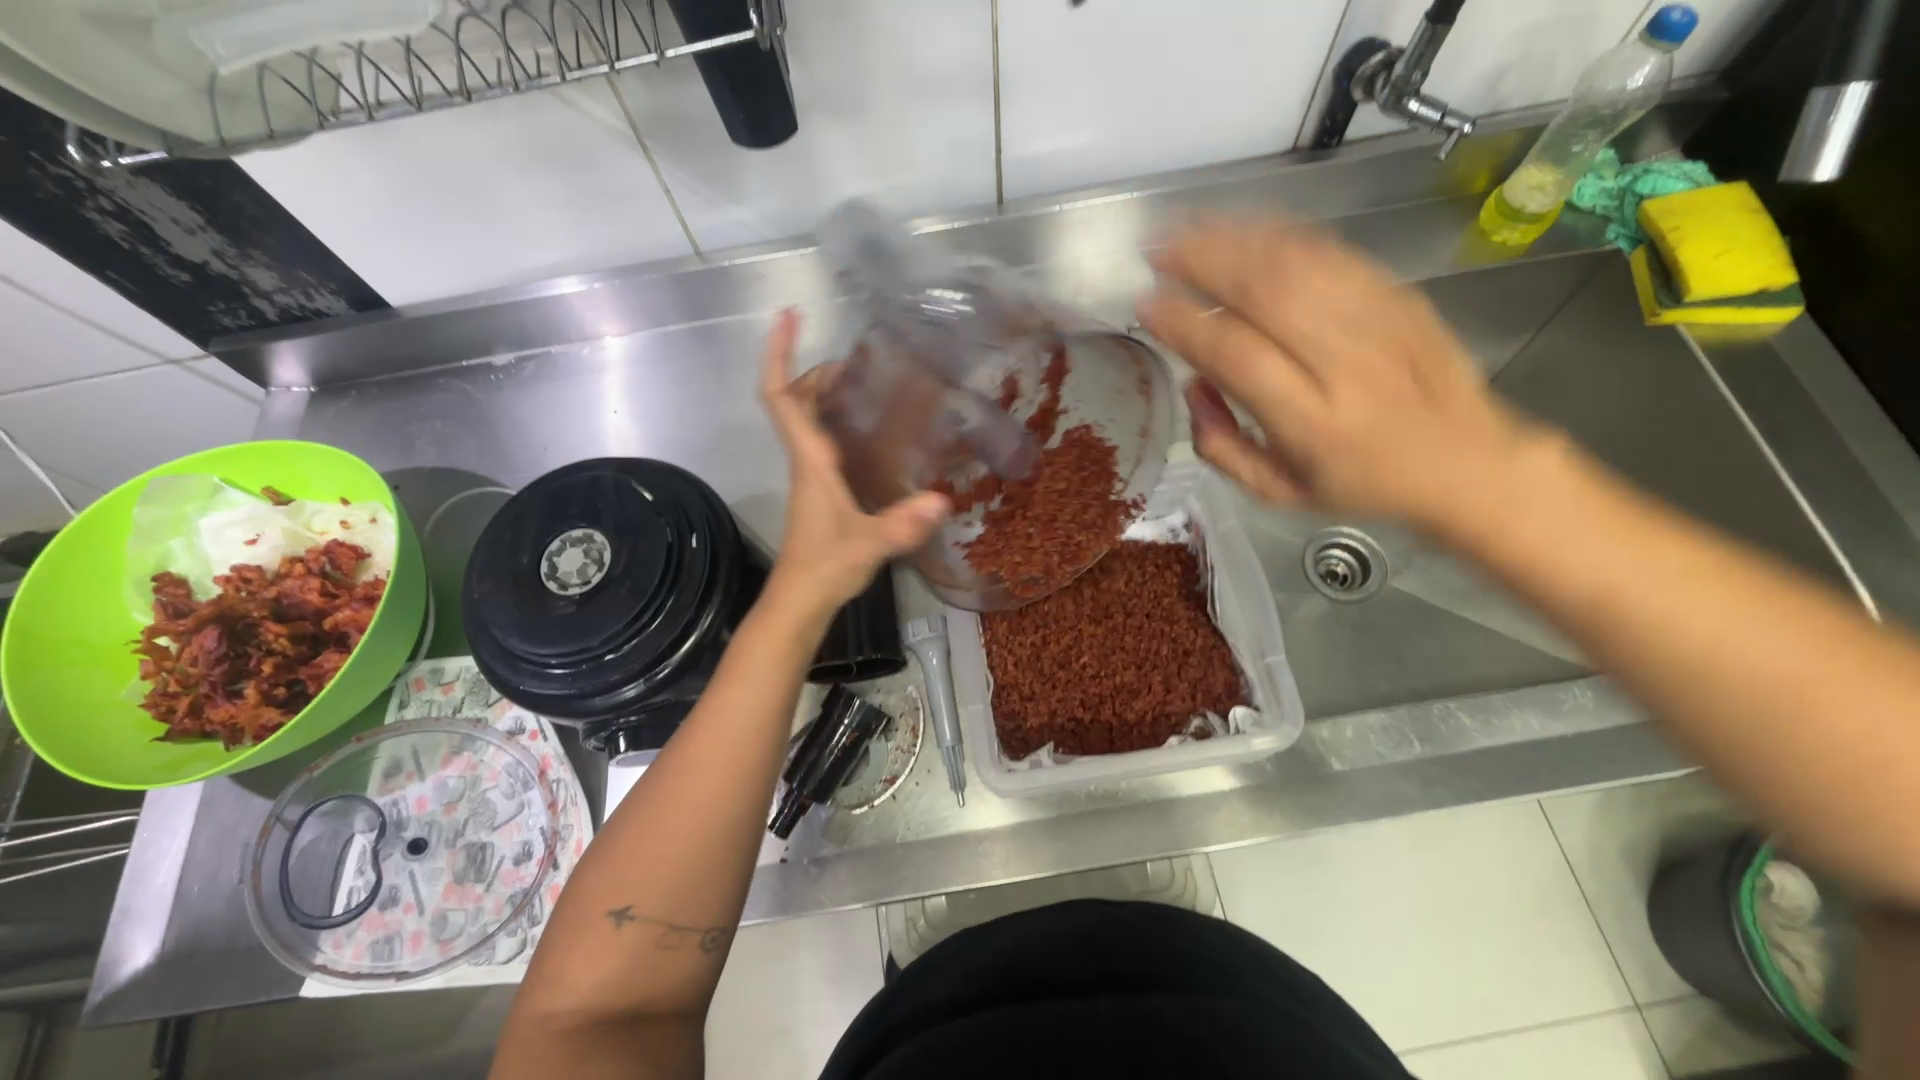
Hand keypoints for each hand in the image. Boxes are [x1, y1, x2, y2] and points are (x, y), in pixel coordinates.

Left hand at [760, 309, 950, 615]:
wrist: (800, 601)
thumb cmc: (824, 567)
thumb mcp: (869, 544)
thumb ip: (902, 523)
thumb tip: (943, 500)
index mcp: (809, 461)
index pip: (781, 397)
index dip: (780, 354)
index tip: (789, 317)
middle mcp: (805, 460)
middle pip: (794, 400)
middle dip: (815, 370)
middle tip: (857, 360)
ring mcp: (810, 475)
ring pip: (806, 420)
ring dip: (825, 393)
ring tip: (867, 382)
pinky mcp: (820, 490)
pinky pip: (821, 440)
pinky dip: (837, 422)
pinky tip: (871, 430)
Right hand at [1137, 217, 1555, 529]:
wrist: (1466, 458)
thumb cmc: (1361, 482)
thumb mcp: (1281, 493)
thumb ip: (1223, 448)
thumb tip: (1192, 386)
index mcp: (1312, 423)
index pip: (1237, 357)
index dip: (1185, 325)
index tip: (1146, 305)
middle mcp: (1345, 364)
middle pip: (1264, 293)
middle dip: (1201, 262)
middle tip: (1156, 250)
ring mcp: (1376, 321)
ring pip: (1296, 262)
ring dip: (1233, 238)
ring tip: (1186, 229)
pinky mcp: (1396, 294)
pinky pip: (1330, 252)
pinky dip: (1278, 233)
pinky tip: (1243, 229)